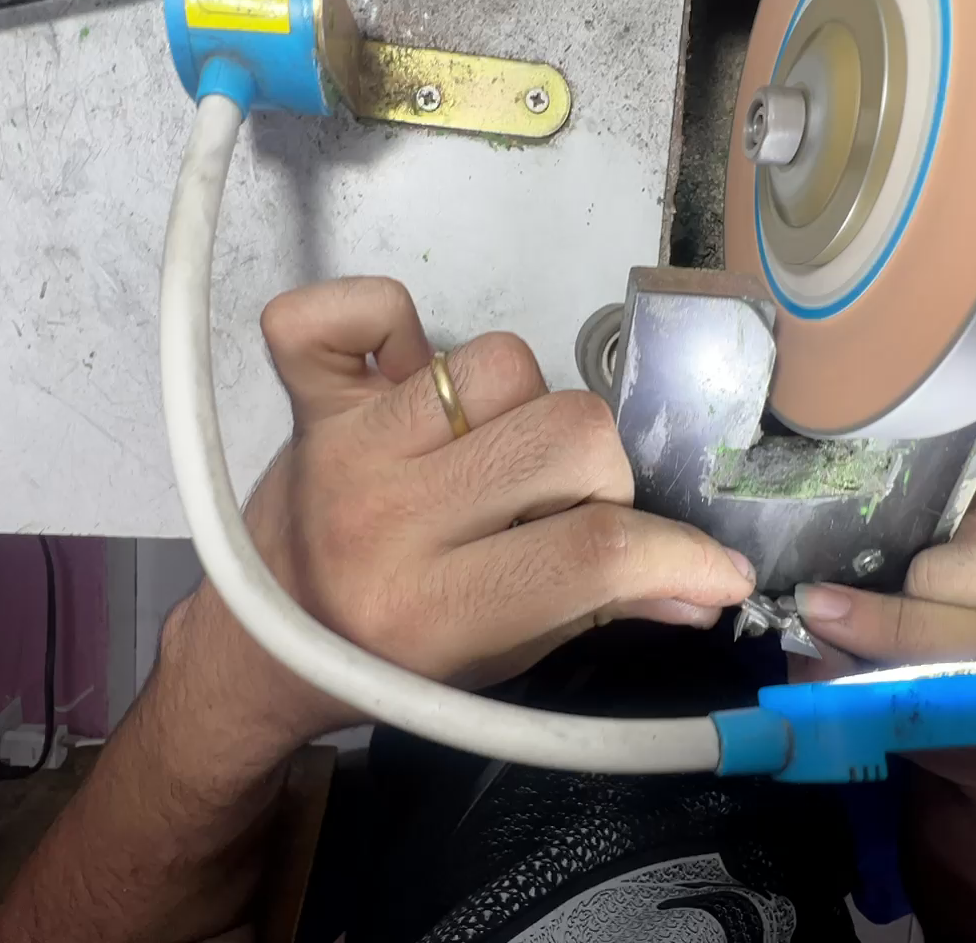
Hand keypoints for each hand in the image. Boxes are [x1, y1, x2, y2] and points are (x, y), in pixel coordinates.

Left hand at [156, 278, 756, 772]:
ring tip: (491, 449)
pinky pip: (352, 309)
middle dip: (596, 472)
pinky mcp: (308, 396)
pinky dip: (386, 318)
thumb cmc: (388, 664)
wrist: (260, 644)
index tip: (716, 565)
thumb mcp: (497, 663)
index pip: (589, 552)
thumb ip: (599, 612)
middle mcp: (383, 517)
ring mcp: (343, 444)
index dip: (677, 551)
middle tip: (563, 503)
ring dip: (521, 405)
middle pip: (564, 431)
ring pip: (499, 363)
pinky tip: (404, 370)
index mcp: (428, 609)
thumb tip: (704, 585)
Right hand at [789, 481, 975, 794]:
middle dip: (932, 582)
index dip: (914, 626)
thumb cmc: (967, 737)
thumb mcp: (916, 734)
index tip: (823, 612)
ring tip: (909, 580)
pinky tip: (948, 552)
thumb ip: (862, 689)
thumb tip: (804, 625)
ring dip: (955, 549)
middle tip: (853, 594)